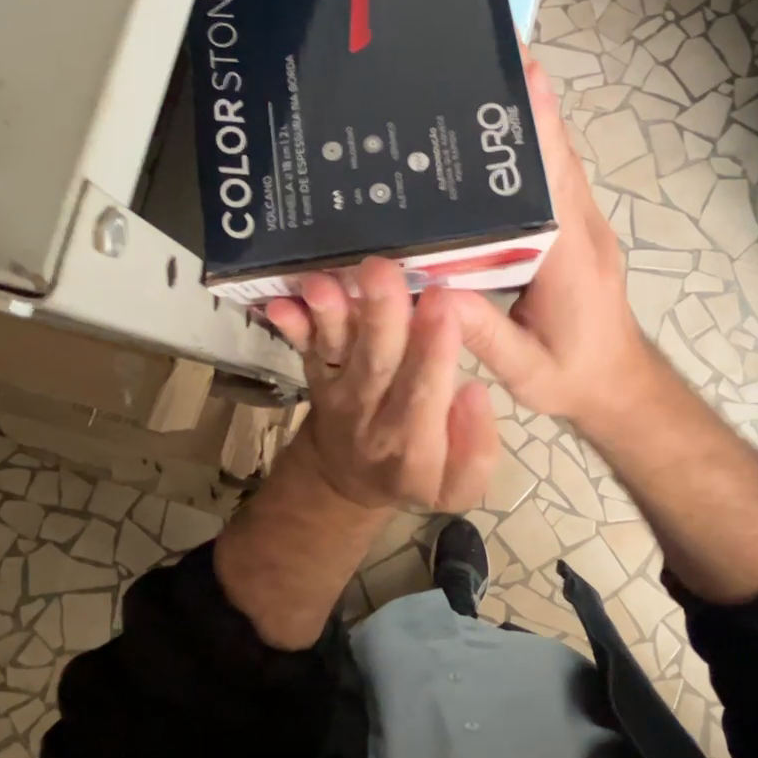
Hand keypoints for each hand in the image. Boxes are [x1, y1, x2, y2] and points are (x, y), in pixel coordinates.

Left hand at [263, 257, 498, 512]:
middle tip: (383, 271)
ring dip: (329, 315)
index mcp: (415, 451)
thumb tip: (474, 392)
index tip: (442, 301)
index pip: (425, 397)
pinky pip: (305, 348)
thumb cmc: (415, 470)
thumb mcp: (458, 486)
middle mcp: (371, 420)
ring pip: (337, 352)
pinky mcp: (316, 375)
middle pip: (378, 365)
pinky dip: (293, 326)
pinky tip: (281, 303)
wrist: (346, 479)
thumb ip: (475, 450)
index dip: (433, 352)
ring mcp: (338, 394)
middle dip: (382, 317)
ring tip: (321, 284)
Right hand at [450, 59, 671, 430]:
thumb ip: (485, 335)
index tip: (525, 75)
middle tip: (489, 53)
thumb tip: (434, 291)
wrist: (617, 385)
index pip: (554, 182)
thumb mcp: (526, 370)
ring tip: (488, 73)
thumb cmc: (573, 377)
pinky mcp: (572, 227)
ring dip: (531, 115)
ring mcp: (580, 224)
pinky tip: (495, 128)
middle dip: (530, 102)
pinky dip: (531, 143)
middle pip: (556, 153)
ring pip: (556, 159)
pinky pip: (552, 176)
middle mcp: (580, 227)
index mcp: (569, 257)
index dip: (540, 129)